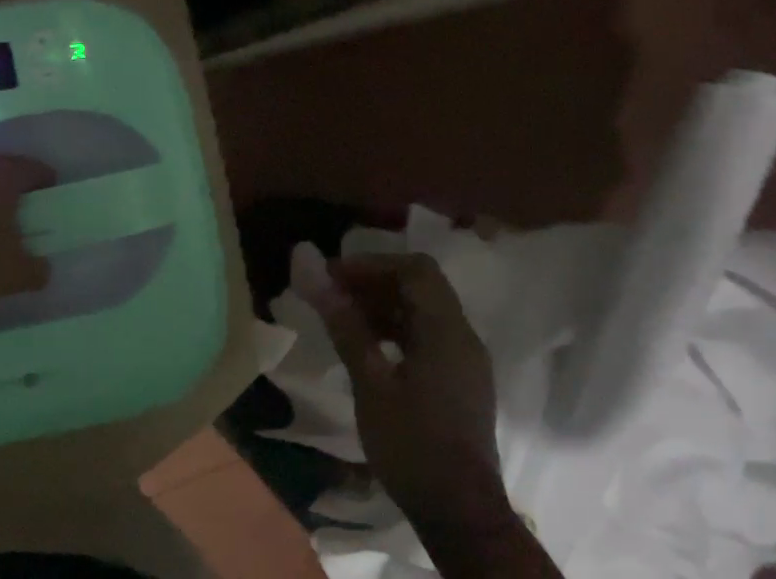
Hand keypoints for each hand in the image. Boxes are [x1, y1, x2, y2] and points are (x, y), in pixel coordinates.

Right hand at [299, 250, 512, 536]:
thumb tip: (311, 270)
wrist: (458, 512)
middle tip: (327, 295)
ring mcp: (464, 361)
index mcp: (448, 333)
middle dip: (371, 282)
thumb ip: (344, 323)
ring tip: (338, 318)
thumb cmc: (411, 443)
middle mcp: (463, 338)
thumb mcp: (370, 381)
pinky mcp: (458, 381)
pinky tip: (363, 346)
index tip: (330, 277)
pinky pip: (426, 336)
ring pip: (422, 312)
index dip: (370, 264)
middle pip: (420, 287)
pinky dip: (393, 329)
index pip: (415, 269)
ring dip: (380, 305)